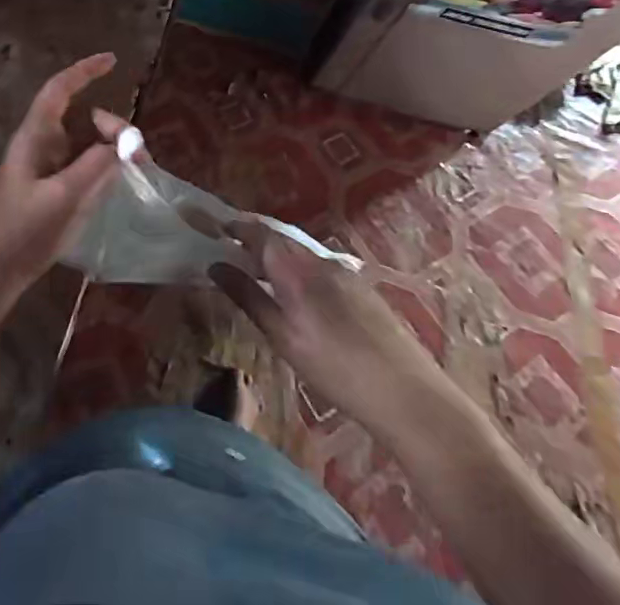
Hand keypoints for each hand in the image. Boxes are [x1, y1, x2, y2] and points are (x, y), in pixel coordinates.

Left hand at [0, 53, 127, 304]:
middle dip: (110, 125)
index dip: (84, 71)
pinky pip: (84, 163)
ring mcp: (46, 166)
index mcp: (33, 138)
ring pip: (85, 141)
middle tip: (135, 154)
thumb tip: (121, 144)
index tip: (112, 61)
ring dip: (111, 146)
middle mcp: (40, 145)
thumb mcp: (63, 199)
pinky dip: (104, 164)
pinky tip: (120, 179)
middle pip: (80, 117)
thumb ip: (95, 166)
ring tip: (136, 166)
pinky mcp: (53, 186)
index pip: (58, 91)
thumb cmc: (23, 233)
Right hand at [209, 221, 445, 439]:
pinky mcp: (361, 288)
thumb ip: (249, 298)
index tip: (212, 225)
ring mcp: (345, 273)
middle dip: (253, 237)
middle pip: (281, 238)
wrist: (407, 394)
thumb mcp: (283, 337)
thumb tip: (216, 267)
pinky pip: (319, 266)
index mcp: (297, 270)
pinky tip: (294, 291)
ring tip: (255, 268)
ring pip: (301, 252)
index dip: (235, 226)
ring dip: (275, 253)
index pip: (260, 234)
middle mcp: (321, 261)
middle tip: (228, 246)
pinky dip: (296, 267)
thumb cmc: (335, 369)